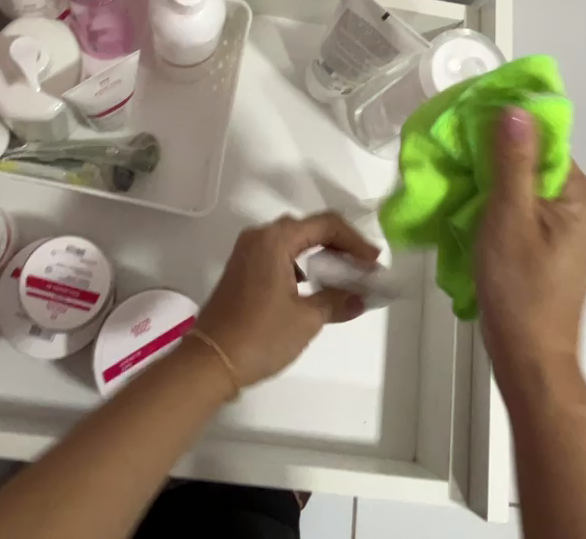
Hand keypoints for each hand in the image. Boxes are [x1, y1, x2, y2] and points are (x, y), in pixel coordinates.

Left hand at [198, 213, 378, 385]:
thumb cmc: (260, 335)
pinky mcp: (241, 269)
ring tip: (345, 277)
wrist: (211, 361)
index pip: (325, 225)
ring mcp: (247, 252)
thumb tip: (360, 298)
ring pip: (293, 242)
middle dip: (339, 246)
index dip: (355, 241)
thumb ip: (337, 301)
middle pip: (309, 228)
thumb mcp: (306, 319)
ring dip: (320, 255)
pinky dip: (301, 264)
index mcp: (275, 239)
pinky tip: (314, 286)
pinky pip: (279, 255)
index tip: (374, 261)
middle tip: (363, 267)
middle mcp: (259, 237)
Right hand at [475, 107, 585, 382]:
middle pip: (535, 165)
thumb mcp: (510, 217)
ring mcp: (569, 231)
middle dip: (495, 159)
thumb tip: (518, 107)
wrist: (529, 356)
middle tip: (454, 157)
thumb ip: (512, 161)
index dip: (507, 131)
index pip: (545, 143)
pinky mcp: (552, 249)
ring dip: (493, 184)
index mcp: (582, 196)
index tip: (467, 127)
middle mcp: (584, 208)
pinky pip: (524, 212)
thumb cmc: (519, 286)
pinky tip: (470, 211)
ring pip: (526, 189)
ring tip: (456, 181)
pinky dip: (498, 207)